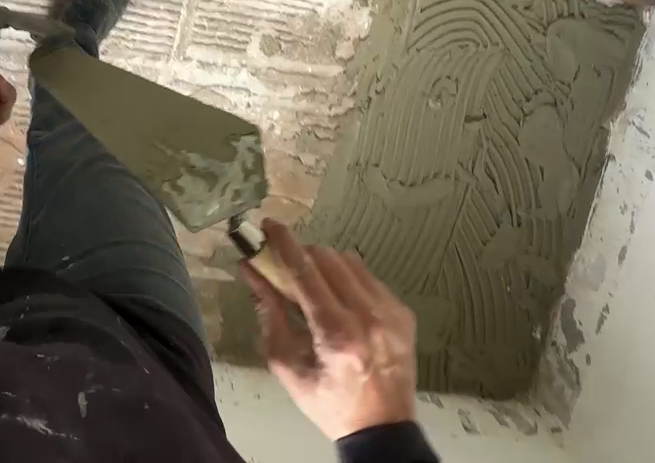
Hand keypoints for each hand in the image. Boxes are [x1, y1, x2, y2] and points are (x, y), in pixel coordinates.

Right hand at [243, 219, 417, 440]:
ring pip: (349, 261)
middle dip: (302, 254)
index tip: (268, 224)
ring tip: (314, 283)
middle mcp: (367, 316)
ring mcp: (390, 313)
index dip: (284, 243)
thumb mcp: (286, 363)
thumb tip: (251, 270)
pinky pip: (368, 276)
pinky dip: (348, 278)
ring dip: (325, 264)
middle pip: (327, 258)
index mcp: (335, 333)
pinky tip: (340, 298)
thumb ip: (269, 312)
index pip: (305, 271)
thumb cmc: (326, 400)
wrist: (382, 430)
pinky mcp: (403, 313)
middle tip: (287, 264)